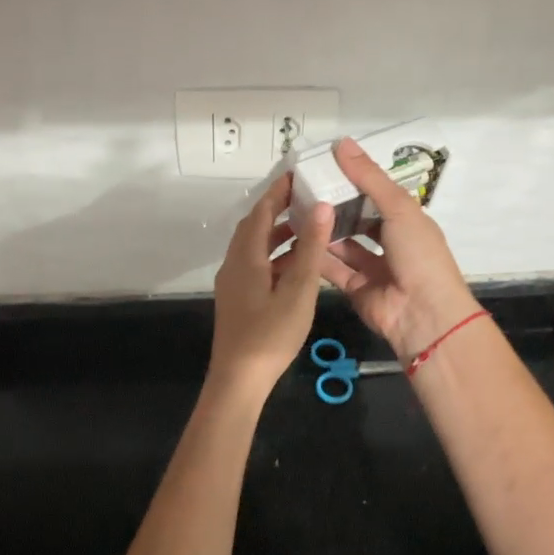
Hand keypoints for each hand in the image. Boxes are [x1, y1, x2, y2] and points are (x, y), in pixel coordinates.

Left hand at [209, 174, 334, 391]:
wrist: (239, 380)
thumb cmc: (270, 334)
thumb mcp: (298, 290)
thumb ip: (310, 248)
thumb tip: (320, 206)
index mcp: (246, 257)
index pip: (261, 211)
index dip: (278, 192)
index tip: (297, 174)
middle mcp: (234, 264)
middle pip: (255, 227)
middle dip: (278, 209)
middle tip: (306, 196)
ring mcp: (234, 284)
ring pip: (256, 248)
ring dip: (279, 234)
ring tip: (309, 227)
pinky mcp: (238, 300)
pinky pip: (257, 265)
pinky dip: (276, 256)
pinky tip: (298, 265)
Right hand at [316, 138, 482, 359]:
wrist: (424, 315)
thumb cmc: (419, 255)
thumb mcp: (398, 208)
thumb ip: (369, 178)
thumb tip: (342, 143)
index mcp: (408, 221)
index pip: (378, 194)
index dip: (354, 180)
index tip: (324, 166)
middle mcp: (392, 243)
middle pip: (359, 219)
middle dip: (335, 206)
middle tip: (303, 188)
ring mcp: (374, 267)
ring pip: (344, 244)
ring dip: (325, 230)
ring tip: (296, 210)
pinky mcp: (356, 289)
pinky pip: (334, 269)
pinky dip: (319, 256)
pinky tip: (297, 240)